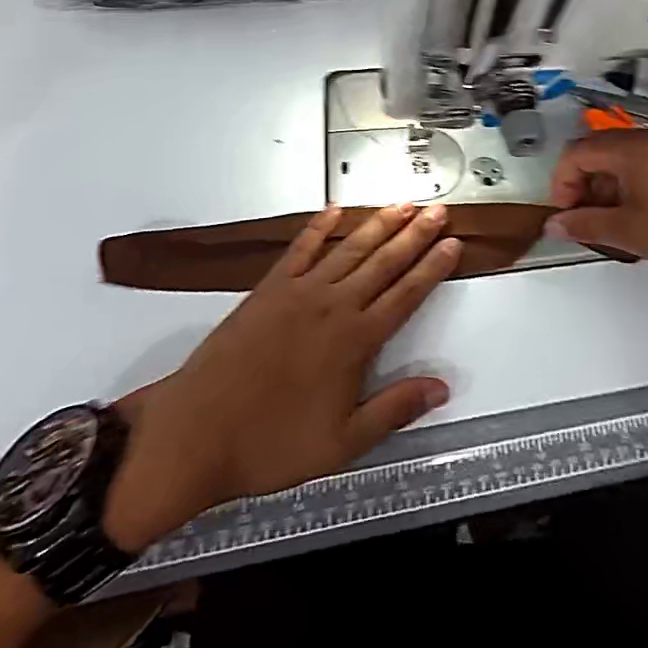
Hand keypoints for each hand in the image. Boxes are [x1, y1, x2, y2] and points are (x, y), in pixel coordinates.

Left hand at [102, 203, 459, 550]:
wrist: (196, 433)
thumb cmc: (270, 443)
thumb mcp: (342, 442)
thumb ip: (394, 409)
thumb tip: (439, 388)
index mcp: (355, 341)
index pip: (406, 294)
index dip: (432, 268)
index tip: (451, 245)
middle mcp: (332, 307)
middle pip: (384, 262)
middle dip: (415, 234)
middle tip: (437, 211)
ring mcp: (298, 293)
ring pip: (349, 248)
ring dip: (378, 224)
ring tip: (401, 204)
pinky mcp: (268, 290)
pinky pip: (300, 249)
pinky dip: (318, 228)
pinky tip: (333, 212)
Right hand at [546, 127, 647, 291]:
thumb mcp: (631, 232)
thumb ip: (585, 224)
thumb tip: (554, 226)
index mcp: (633, 148)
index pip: (577, 152)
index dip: (561, 183)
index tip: (563, 214)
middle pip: (600, 151)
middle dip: (584, 184)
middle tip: (584, 221)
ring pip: (626, 159)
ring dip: (608, 187)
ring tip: (613, 224)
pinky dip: (634, 186)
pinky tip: (643, 217)